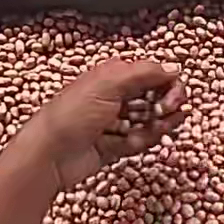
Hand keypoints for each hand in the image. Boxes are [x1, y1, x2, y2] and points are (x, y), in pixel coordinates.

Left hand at [9, 58, 187, 189]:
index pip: (156, 75)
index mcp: (115, 75)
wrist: (49, 154)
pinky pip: (141, 141)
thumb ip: (145, 73)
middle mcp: (118, 96)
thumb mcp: (108, 83)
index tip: (171, 101)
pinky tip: (135, 142)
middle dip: (166, 107)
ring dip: (157, 126)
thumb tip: (174, 69)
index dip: (170, 86)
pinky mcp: (117, 145)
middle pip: (157, 97)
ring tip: (152, 130)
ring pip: (152, 121)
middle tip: (163, 115)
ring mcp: (118, 121)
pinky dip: (143, 141)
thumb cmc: (73, 113)